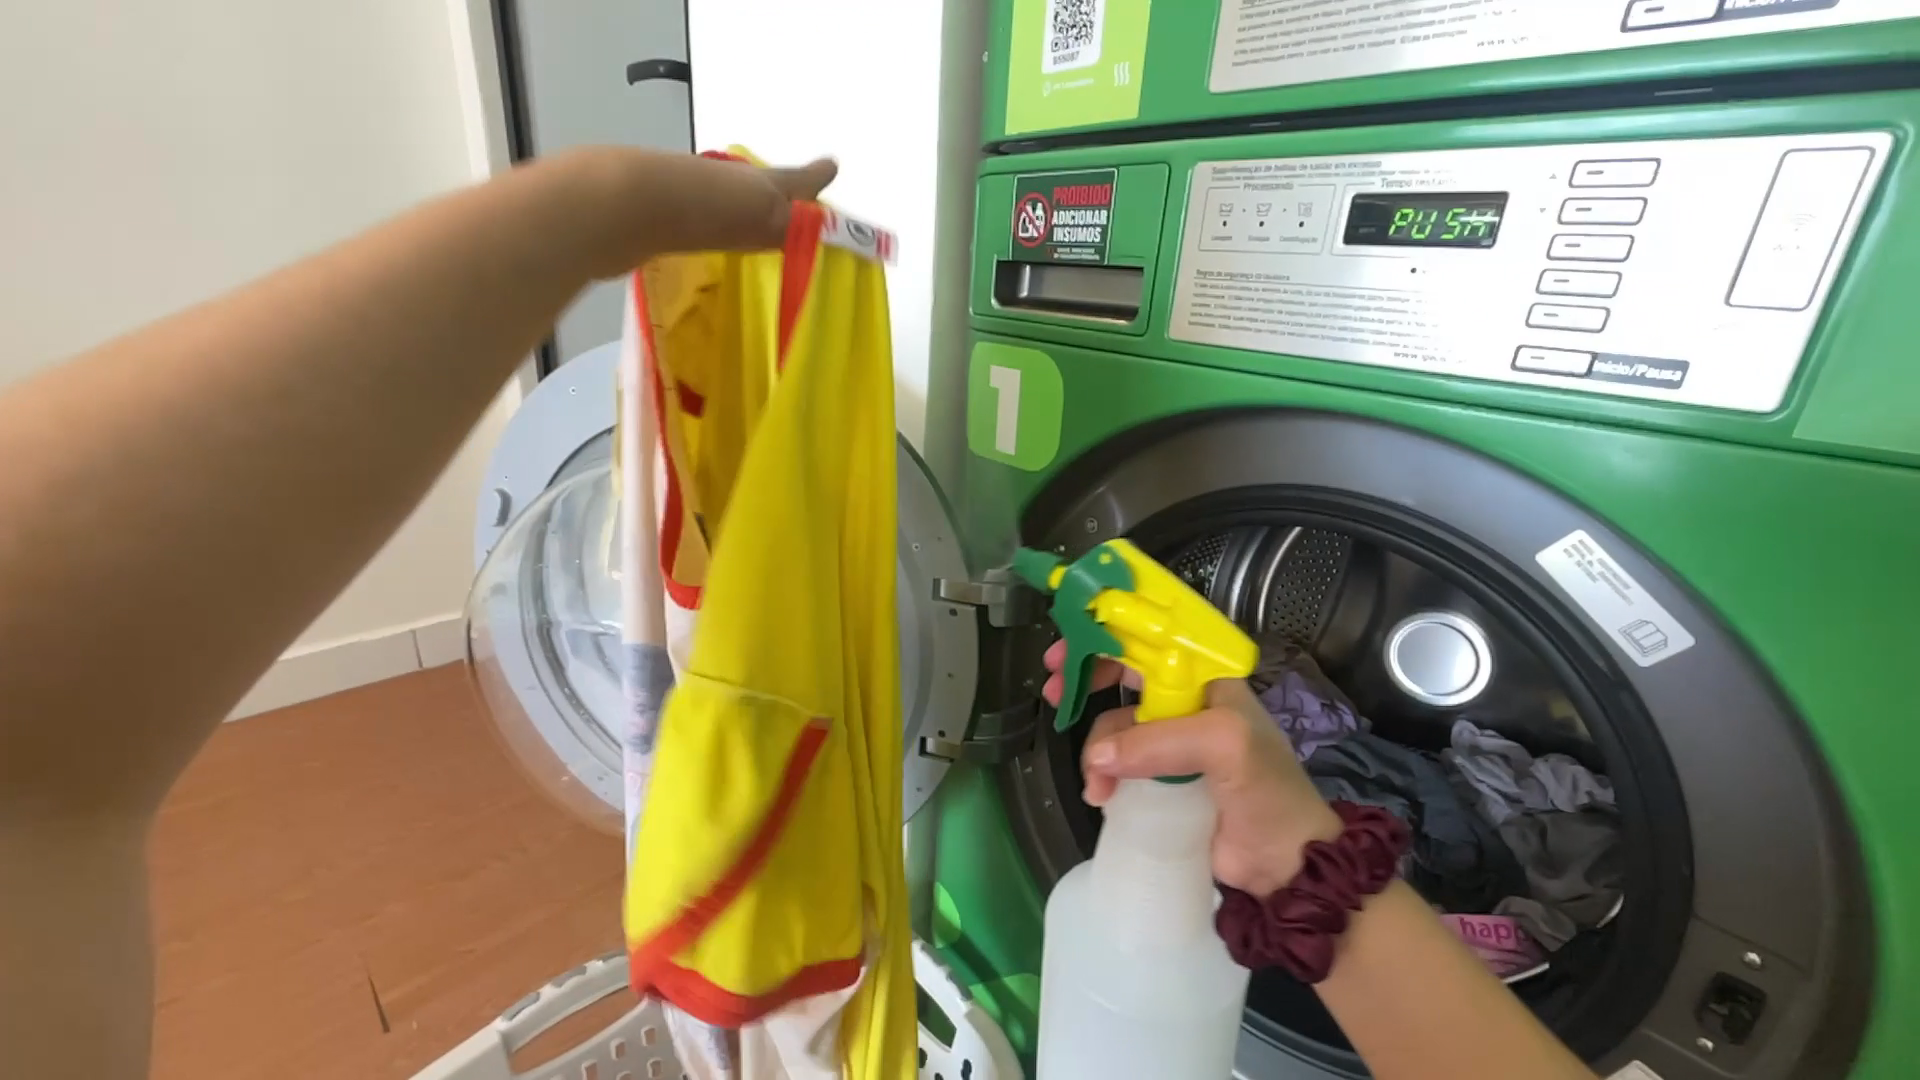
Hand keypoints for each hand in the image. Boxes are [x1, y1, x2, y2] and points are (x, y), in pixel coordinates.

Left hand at [552, 147, 839, 277]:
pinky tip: (713, 255)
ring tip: (760, 239)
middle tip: (798, 215)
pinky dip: (713, 239)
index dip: (815, 178)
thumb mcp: (763, 217)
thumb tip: (835, 230)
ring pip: (728, 210)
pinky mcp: (660, 224)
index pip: (797, 181)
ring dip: (745, 221)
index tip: (832, 168)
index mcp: (756, 183)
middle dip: (781, 200)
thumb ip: (797, 227)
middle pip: (762, 191)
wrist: (622, 205)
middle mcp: (726, 185)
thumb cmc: (703, 209)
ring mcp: (690, 201)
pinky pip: (699, 231)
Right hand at [1043, 641, 1342, 896]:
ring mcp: (1170, 743)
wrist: (1285, 863)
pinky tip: (1101, 795)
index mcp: (1206, 681)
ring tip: (1099, 785)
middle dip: (1086, 682)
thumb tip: (1100, 756)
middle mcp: (1185, 704)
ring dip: (1096, 751)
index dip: (1107, 641)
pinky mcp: (1159, 779)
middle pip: (1123, 679)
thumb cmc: (1267, 789)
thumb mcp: (1223, 745)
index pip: (1150, 645)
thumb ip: (1161, 742)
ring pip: (1114, 729)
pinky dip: (1100, 775)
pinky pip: (1116, 764)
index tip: (1070, 651)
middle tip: (1056, 692)